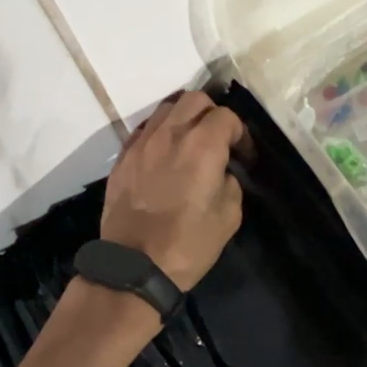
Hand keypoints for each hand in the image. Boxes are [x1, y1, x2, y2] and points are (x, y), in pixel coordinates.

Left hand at [102, 91, 246, 291]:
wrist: (134, 266)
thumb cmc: (188, 244)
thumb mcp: (229, 216)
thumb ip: (230, 183)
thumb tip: (222, 173)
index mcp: (202, 146)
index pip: (226, 117)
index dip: (240, 134)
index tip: (243, 156)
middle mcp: (170, 134)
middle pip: (194, 100)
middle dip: (212, 115)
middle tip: (218, 141)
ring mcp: (142, 143)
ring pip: (166, 110)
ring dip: (184, 119)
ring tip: (190, 144)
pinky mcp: (122, 158)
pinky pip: (145, 131)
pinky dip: (160, 134)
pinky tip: (165, 157)